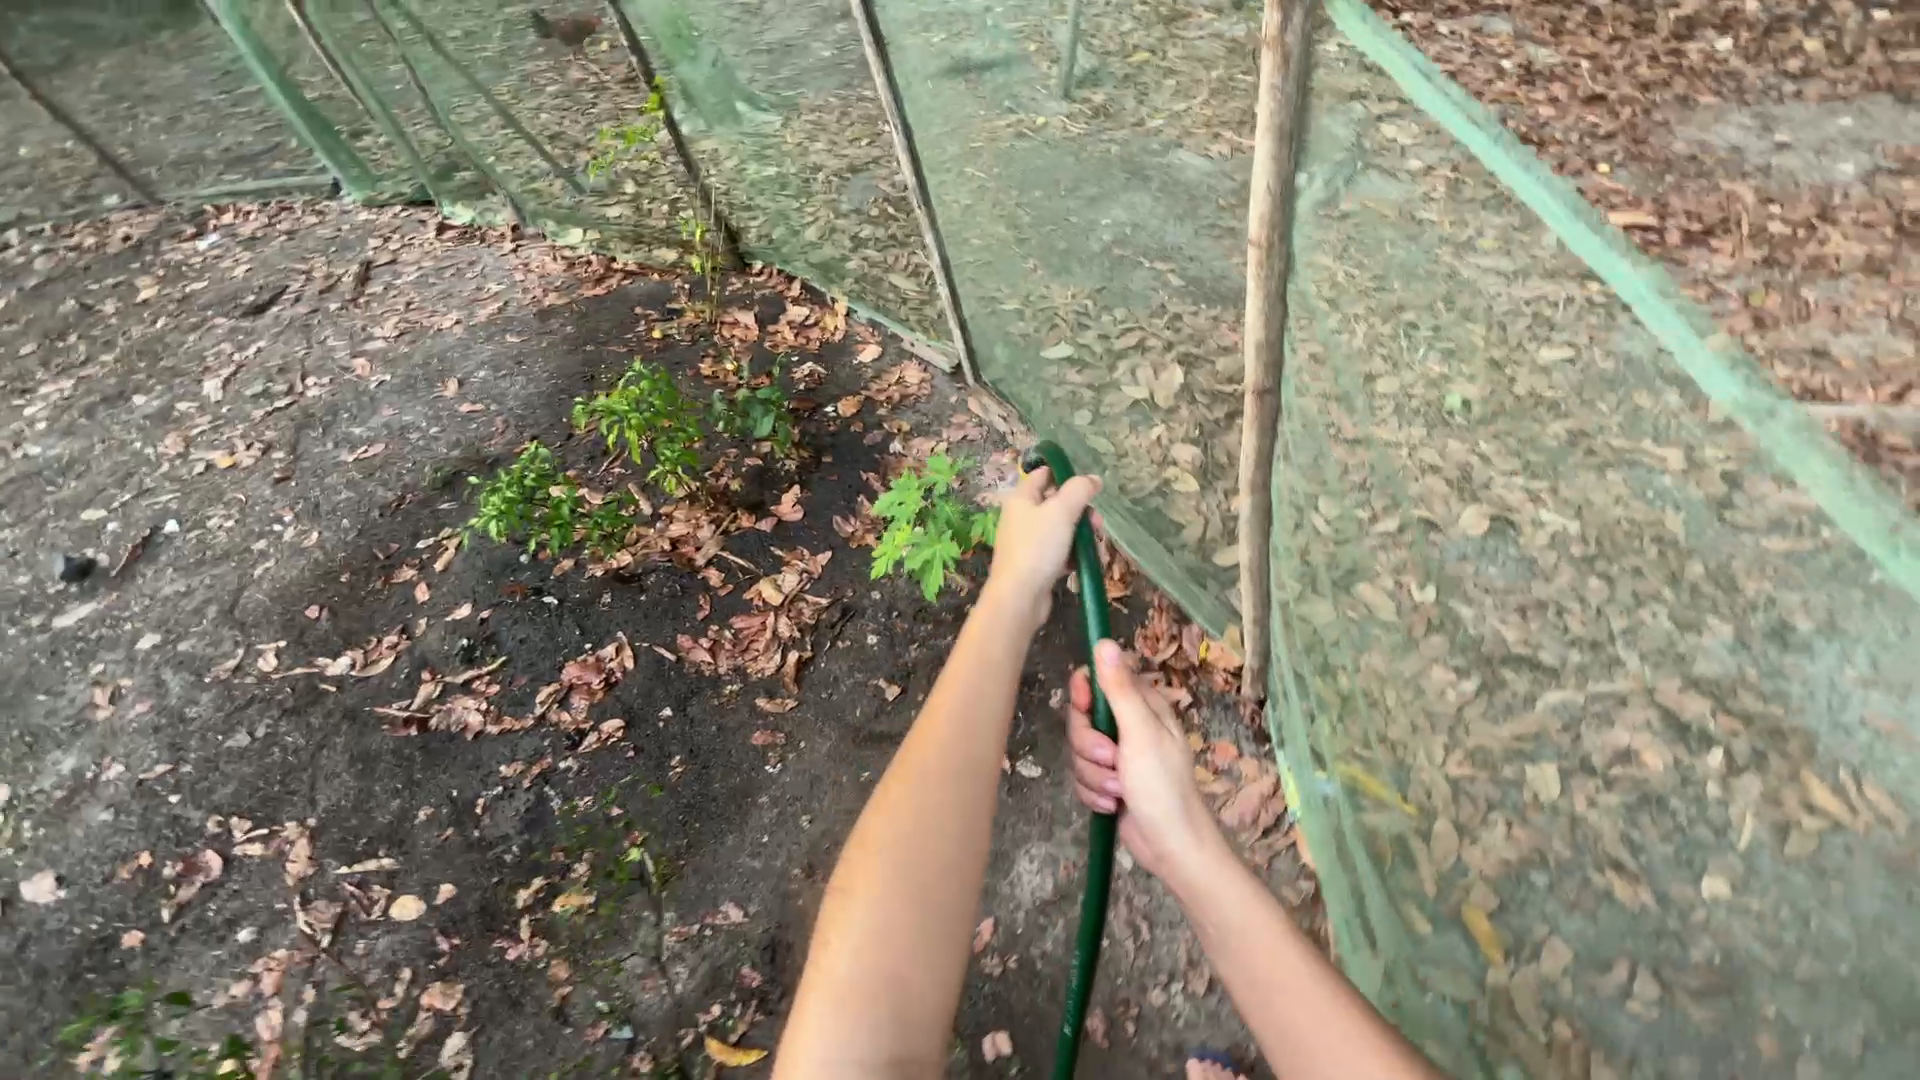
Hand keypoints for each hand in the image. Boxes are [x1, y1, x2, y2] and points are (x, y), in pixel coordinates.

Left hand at [982, 465, 1100, 634]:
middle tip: (1097, 525)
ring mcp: (1029, 542)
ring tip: (1096, 547)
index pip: (1044, 474)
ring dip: (1082, 535)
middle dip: (1082, 512)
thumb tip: (1093, 478)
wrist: (1019, 597)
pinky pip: (1060, 551)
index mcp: (1022, 498)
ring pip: (1062, 529)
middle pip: (1058, 504)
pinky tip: (1087, 562)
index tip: (1090, 486)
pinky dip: (1074, 555)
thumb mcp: (1061, 511)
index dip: (1066, 475)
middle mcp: (1022, 517)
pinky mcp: (1036, 564)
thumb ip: (1079, 490)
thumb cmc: (1038, 547)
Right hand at [1067, 640, 1227, 886]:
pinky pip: (1081, 777)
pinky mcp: (1107, 782)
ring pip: (1078, 751)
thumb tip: (1104, 641)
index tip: (1084, 708)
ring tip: (1117, 790)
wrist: (1171, 847)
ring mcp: (1117, 756)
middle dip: (1089, 746)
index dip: (1085, 695)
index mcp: (1142, 706)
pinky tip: (1112, 805)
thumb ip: (1119, 688)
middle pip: (1081, 719)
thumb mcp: (1140, 733)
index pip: (1099, 681)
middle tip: (1111, 761)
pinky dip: (1092, 793)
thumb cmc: (1163, 786)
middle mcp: (1129, 726)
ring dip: (1093, 774)